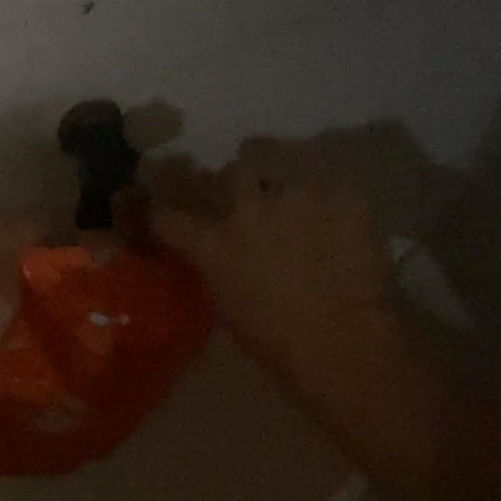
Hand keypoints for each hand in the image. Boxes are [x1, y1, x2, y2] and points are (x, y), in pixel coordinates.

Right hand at [147, 144, 395, 366]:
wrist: (339, 336)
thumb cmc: (271, 335)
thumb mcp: (224, 300)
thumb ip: (214, 264)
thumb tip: (215, 251)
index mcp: (212, 244)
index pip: (167, 215)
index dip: (156, 210)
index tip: (156, 209)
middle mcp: (249, 208)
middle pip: (231, 171)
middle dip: (233, 182)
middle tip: (243, 197)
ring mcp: (299, 195)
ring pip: (280, 165)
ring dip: (279, 181)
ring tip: (291, 200)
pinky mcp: (344, 194)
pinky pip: (326, 184)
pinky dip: (322, 199)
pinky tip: (330, 220)